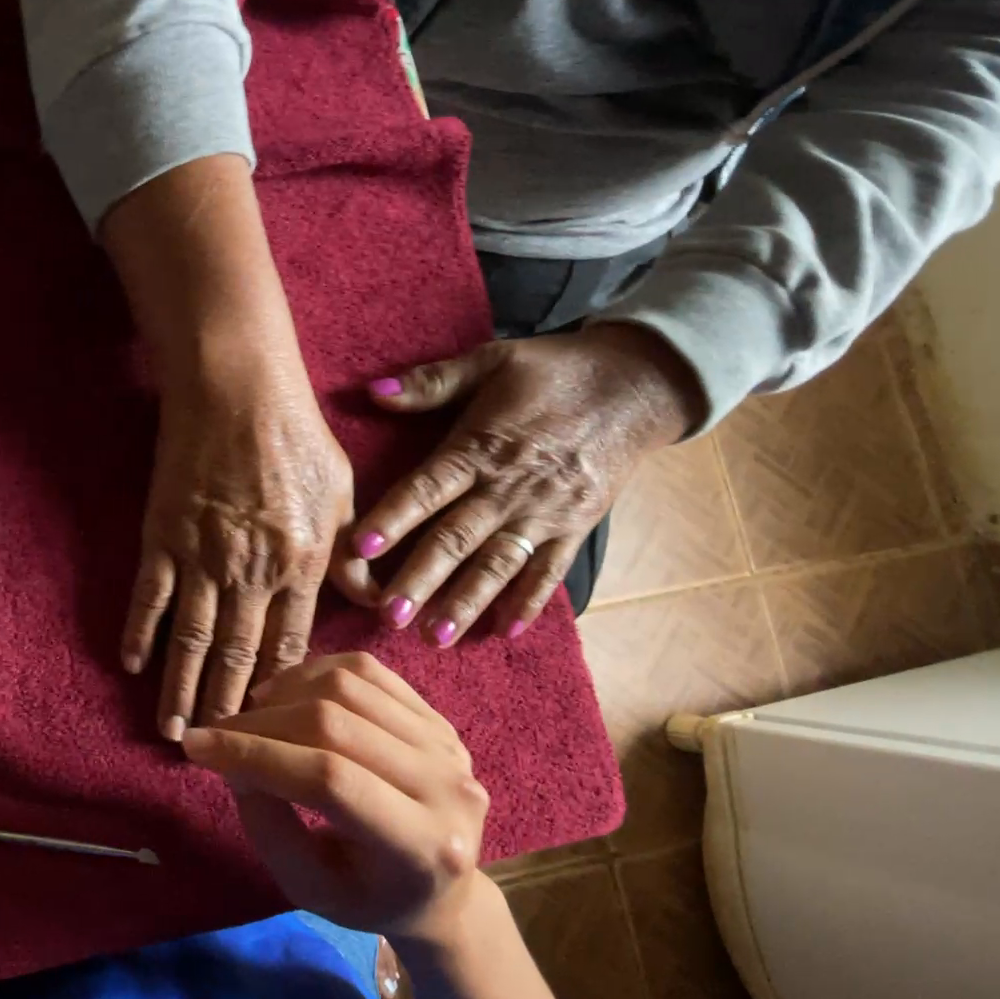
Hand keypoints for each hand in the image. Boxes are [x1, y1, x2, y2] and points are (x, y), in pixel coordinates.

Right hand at [126, 374, 353, 738]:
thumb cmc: (296, 437)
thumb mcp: (344, 494)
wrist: (237, 390)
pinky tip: (130, 664)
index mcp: (301, 565)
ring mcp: (201, 557)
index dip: (279, 697)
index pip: (289, 649)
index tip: (270, 734)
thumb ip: (352, 557)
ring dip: (180, 688)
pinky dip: (139, 632)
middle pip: (236, 657)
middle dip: (226, 711)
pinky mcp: (162, 537)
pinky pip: (147, 596)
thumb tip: (375, 604)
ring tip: (172, 730)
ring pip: (191, 639)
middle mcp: (251, 573)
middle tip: (213, 753)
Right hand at [181, 653, 486, 941]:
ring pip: (348, 686)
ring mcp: (447, 744)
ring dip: (283, 692)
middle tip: (217, 736)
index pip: (328, 780)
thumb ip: (267, 823)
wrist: (438, 890)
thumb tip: (234, 757)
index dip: (255, 755)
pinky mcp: (436, 717)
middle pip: (335, 725)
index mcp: (421, 847)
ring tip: (253, 716)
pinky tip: (286, 695)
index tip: (195, 747)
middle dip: (259, 724)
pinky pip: (365, 670)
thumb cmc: (364, 895)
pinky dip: (312, 672)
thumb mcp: (306, 886)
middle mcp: (447, 788)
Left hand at [340, 321, 701, 644]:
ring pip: (498, 565)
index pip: (428, 489)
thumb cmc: (552, 371)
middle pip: (457, 539)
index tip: (360, 548)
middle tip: (389, 614)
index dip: (393, 518)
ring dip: (466, 603)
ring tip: (435, 636)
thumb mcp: (490, 361)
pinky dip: (529, 601)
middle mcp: (509, 488)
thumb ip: (431, 382)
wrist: (639, 383)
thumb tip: (372, 390)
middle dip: (421, 579)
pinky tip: (506, 632)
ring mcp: (545, 512)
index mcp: (480, 448)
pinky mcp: (576, 526)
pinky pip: (549, 569)